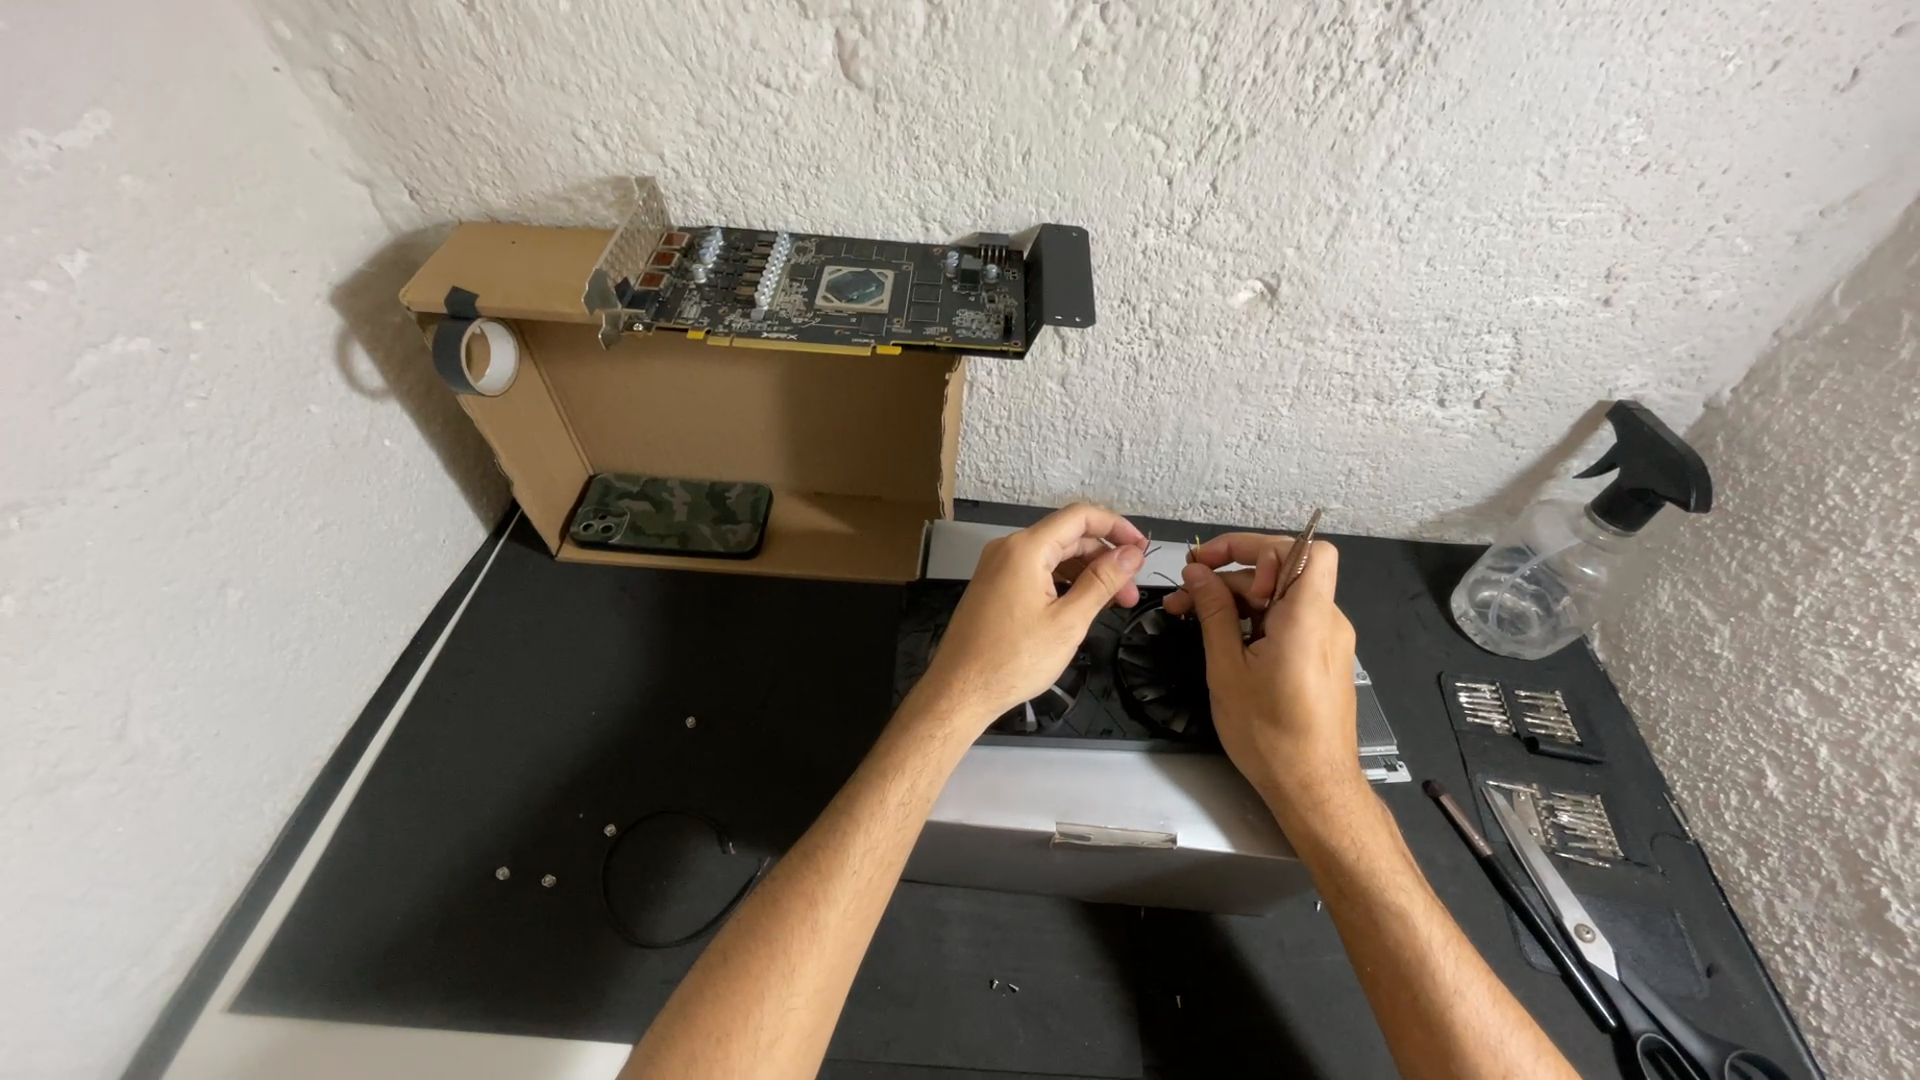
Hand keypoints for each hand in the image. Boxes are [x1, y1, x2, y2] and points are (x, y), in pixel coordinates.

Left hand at [919, 504, 1146, 725]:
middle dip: (1105, 559)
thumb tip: (1131, 554)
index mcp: (1025, 549)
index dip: (1116, 526)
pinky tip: (1082, 606)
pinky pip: (1036, 572)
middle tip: (1131, 591)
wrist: (960, 691)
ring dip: (1086, 574)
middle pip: (1068, 537)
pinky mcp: (994, 587)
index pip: (1080, 516)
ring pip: (1053, 557)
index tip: (1142, 548)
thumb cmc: (1012, 661)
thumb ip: (1102, 582)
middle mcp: (1008, 549)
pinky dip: (1063, 583)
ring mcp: (998, 568)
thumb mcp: (1068, 621)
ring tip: (1112, 605)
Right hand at [1173, 533, 1364, 816]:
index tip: (1214, 560)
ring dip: (1236, 598)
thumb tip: (1197, 573)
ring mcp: (1328, 640)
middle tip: (1184, 593)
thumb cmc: (1268, 733)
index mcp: (1307, 619)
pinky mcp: (1322, 658)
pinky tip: (1221, 636)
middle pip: (1283, 572)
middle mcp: (1327, 621)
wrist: (1313, 788)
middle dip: (1230, 575)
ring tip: (1189, 614)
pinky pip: (1288, 620)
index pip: (1307, 548)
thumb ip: (1214, 612)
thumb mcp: (1226, 668)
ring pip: (1282, 596)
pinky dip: (1254, 619)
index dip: (1259, 543)